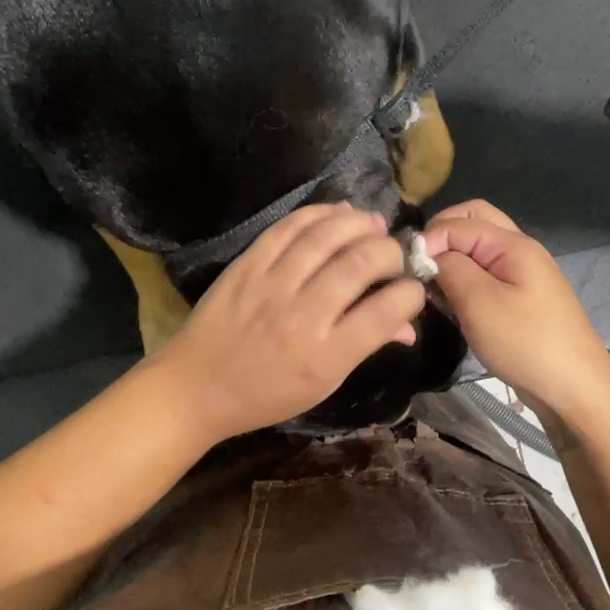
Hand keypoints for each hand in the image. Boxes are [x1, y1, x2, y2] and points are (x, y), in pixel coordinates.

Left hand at [150, 203, 424, 439]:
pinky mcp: (248, 265)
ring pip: (327, 236)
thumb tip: (407, 324)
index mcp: (326, 356)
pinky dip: (320, 214)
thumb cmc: (266, 395)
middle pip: (361, 264)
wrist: (196, 386)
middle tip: (395, 254)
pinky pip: (289, 227)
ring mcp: (272, 286)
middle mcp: (302, 316)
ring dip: (360, 223)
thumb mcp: (323, 385)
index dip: (410, 292)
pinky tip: (339, 213)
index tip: (412, 288)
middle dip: (390, 251)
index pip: (385, 311)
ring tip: (374, 224)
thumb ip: (366, 347)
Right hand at [421, 200, 609, 418]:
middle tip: (420, 269)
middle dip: (441, 238)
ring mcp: (523, 275)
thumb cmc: (525, 342)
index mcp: (513, 244)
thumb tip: (428, 253)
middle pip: (473, 222)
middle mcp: (520, 250)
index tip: (407, 271)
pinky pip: (487, 275)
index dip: (429, 240)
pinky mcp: (522, 299)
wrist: (574, 388)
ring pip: (479, 250)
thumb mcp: (478, 302)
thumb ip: (450, 267)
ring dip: (452, 260)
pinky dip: (465, 280)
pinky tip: (452, 305)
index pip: (458, 221)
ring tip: (432, 290)